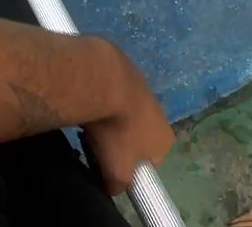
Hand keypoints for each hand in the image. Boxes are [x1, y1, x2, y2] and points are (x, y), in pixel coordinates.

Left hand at [79, 47, 173, 194]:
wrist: (103, 79)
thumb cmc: (117, 131)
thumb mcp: (117, 170)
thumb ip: (118, 184)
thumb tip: (112, 186)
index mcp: (165, 139)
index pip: (150, 162)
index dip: (130, 166)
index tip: (111, 163)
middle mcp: (159, 112)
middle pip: (137, 134)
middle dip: (118, 138)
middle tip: (98, 141)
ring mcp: (142, 85)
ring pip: (123, 109)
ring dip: (109, 114)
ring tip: (90, 119)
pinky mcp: (123, 66)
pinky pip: (110, 88)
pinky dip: (100, 94)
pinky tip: (86, 97)